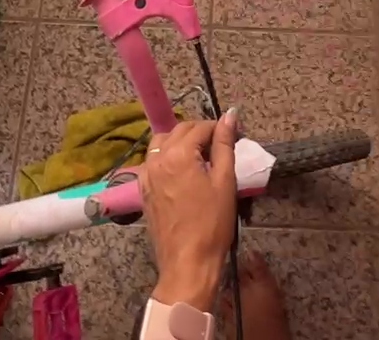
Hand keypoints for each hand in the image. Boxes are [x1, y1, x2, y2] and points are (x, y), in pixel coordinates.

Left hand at [139, 113, 238, 310]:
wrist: (188, 264)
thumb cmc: (211, 224)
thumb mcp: (224, 181)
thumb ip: (225, 143)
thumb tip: (230, 115)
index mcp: (178, 154)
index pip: (201, 127)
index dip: (220, 129)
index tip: (234, 137)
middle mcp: (158, 159)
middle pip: (180, 130)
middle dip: (201, 132)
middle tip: (221, 146)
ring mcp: (147, 175)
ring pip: (163, 142)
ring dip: (181, 141)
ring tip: (201, 156)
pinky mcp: (144, 190)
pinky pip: (154, 161)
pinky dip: (168, 156)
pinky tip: (183, 170)